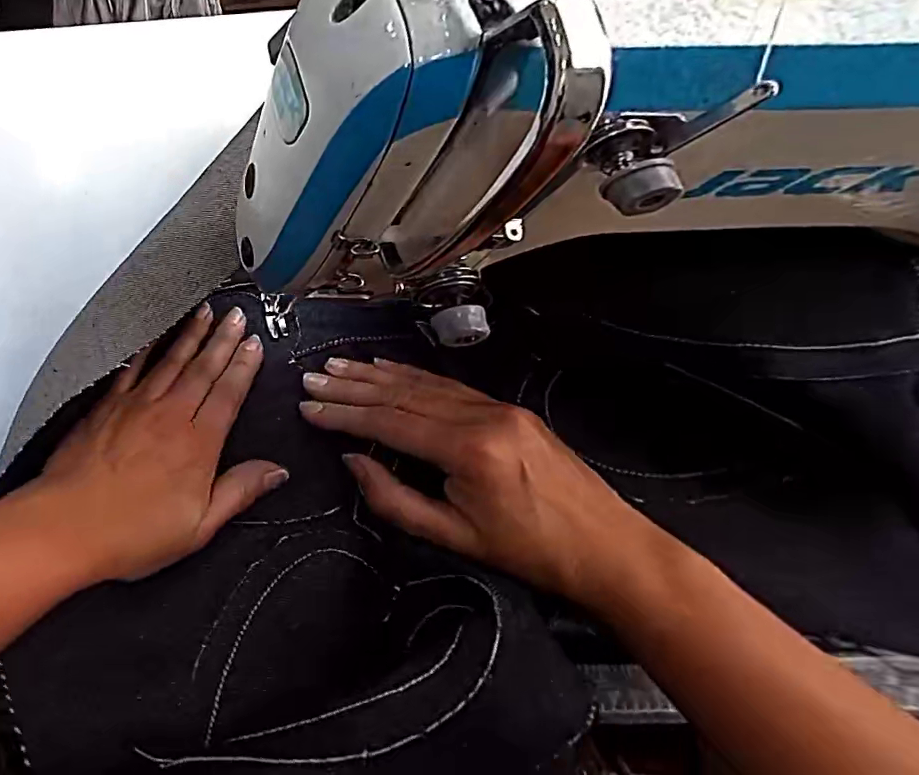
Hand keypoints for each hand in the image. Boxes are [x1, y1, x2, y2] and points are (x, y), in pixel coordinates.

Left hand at [3, 304, 285, 583]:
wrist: (66, 527)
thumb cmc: (130, 533)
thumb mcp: (198, 527)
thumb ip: (239, 491)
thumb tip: (275, 472)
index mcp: (197, 445)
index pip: (228, 393)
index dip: (244, 366)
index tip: (254, 345)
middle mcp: (170, 416)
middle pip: (204, 368)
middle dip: (223, 339)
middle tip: (236, 317)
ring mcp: (137, 406)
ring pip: (172, 360)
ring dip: (192, 334)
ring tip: (205, 313)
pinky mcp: (108, 406)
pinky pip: (132, 367)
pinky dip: (147, 348)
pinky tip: (155, 335)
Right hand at [300, 359, 679, 612]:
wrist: (609, 547)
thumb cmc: (532, 552)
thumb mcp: (455, 538)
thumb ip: (395, 499)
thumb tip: (354, 460)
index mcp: (468, 450)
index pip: (389, 422)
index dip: (344, 414)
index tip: (309, 406)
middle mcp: (481, 416)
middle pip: (401, 394)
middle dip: (352, 386)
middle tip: (313, 377)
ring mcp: (496, 406)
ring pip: (423, 384)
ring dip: (377, 375)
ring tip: (340, 366)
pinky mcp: (506, 408)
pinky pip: (448, 386)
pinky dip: (412, 377)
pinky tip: (388, 369)